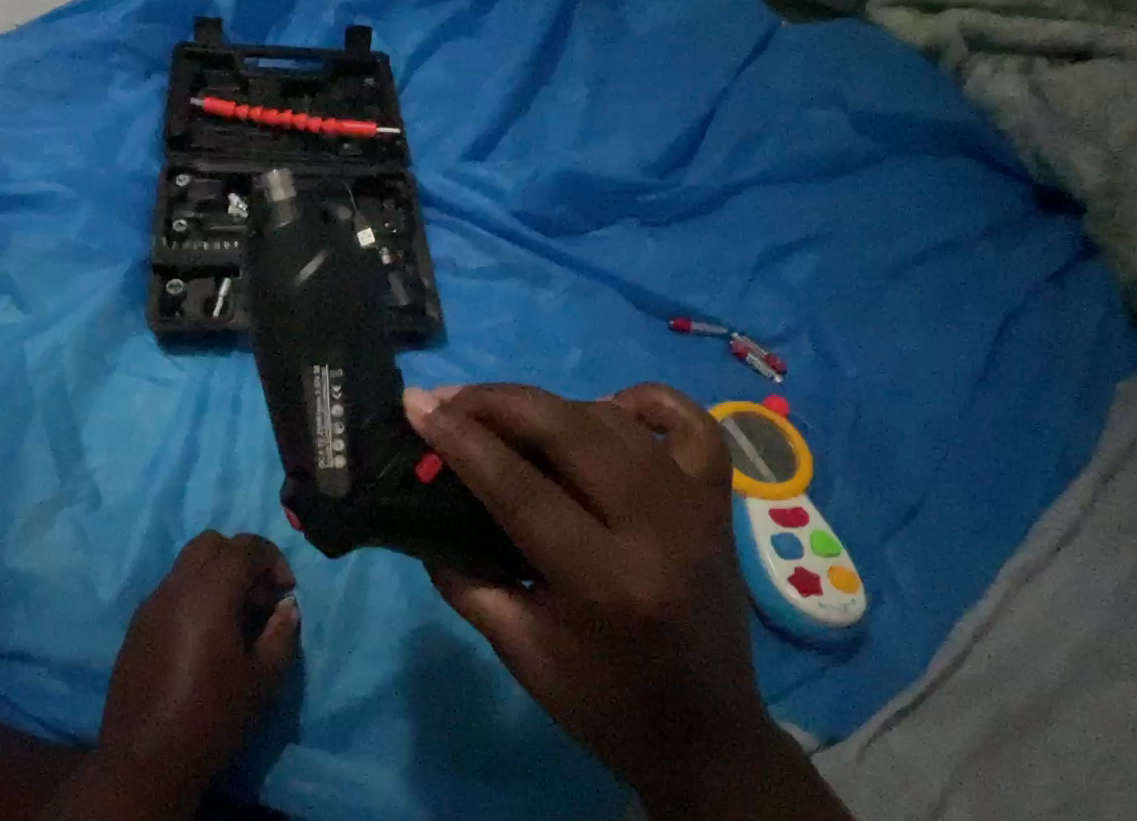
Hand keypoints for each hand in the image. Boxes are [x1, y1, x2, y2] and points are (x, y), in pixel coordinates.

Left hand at [98, 531, 299, 793]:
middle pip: (212, 544)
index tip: (286, 590)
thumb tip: (287, 605)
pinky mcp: (138, 624)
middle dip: (242, 558)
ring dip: (217, 575)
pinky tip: (205, 636)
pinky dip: (195, 594)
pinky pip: (172, 589)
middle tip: (259, 597)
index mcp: (209, 593)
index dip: (272, 559)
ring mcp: (151, 603)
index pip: (244, 547)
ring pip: (188, 564)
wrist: (144, 760)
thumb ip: (281, 632)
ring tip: (235, 618)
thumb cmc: (212, 717)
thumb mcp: (261, 678)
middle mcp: (176, 586)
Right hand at [402, 383, 785, 799]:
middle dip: (497, 403)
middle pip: (570, 431)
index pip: (519, 488)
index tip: (416, 404)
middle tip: (448, 398)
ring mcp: (698, 510)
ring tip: (504, 415)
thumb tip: (425, 512)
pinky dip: (644, 402)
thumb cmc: (604, 704)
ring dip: (550, 405)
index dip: (460, 440)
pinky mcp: (720, 504)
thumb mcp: (519, 652)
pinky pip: (693, 424)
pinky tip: (604, 410)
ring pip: (616, 421)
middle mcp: (658, 532)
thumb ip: (465, 581)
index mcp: (604, 583)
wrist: (707, 737)